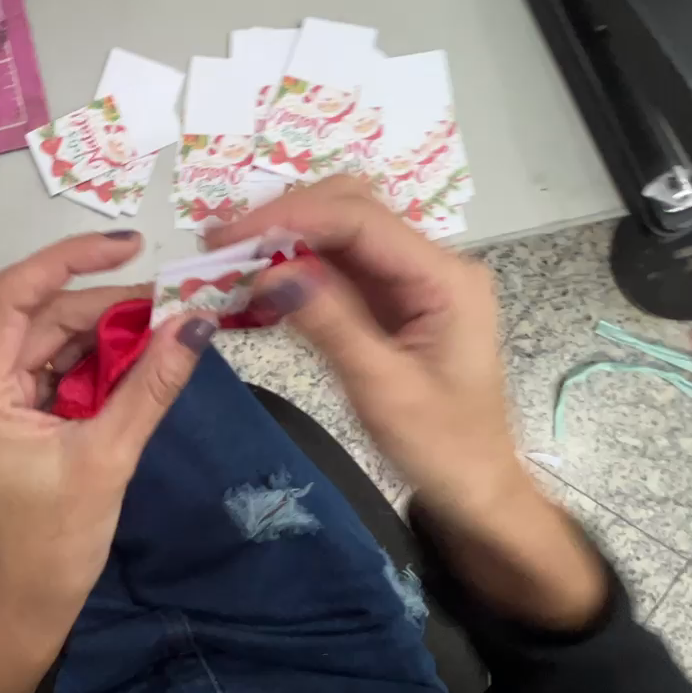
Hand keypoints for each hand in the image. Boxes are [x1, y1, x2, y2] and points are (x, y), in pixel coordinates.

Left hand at [0, 231, 213, 692]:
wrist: (40, 601)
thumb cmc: (58, 540)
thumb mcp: (109, 457)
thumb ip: (151, 387)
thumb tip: (197, 323)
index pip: (12, 297)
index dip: (65, 259)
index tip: (126, 246)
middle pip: (42, 316)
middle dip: (104, 301)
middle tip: (171, 300)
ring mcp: (9, 399)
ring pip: (58, 338)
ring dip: (109, 328)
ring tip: (167, 322)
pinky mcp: (32, 414)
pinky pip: (67, 367)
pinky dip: (104, 358)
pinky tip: (144, 353)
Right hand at [209, 178, 605, 627]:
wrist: (471, 482)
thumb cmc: (438, 443)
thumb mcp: (381, 388)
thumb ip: (330, 322)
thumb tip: (271, 272)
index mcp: (444, 277)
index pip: (360, 220)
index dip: (291, 218)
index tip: (230, 239)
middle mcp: (429, 263)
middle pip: (350, 209)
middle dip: (283, 218)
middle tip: (221, 247)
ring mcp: (407, 279)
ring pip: (337, 234)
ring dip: (282, 240)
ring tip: (228, 261)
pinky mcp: (387, 299)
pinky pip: (334, 268)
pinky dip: (292, 269)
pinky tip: (256, 285)